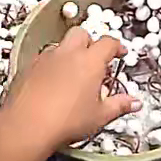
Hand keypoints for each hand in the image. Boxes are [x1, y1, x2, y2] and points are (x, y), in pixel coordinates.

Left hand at [0, 28, 139, 160]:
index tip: (119, 53)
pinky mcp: (28, 68)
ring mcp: (45, 59)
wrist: (27, 126)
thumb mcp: (100, 116)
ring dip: (69, 53)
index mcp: (90, 61)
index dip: (116, 47)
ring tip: (74, 73)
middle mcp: (67, 54)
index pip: (108, 43)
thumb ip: (119, 105)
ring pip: (60, 45)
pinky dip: (51, 65)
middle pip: (82, 34)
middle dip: (90, 43)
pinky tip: (53, 83)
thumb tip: (132, 102)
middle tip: (95, 61)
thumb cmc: (64, 121)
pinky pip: (42, 59)